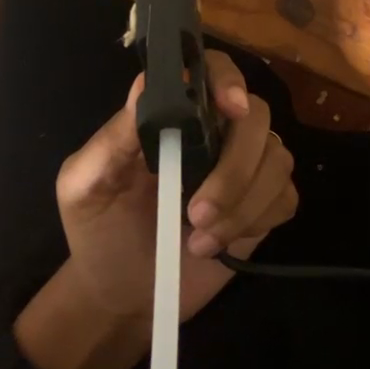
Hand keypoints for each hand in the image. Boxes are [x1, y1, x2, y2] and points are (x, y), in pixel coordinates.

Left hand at [55, 50, 297, 322]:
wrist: (118, 298)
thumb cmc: (97, 232)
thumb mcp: (84, 186)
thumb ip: (113, 138)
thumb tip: (145, 86)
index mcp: (174, 114)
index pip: (212, 70)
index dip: (228, 80)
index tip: (231, 108)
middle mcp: (216, 131)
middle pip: (256, 116)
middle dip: (235, 165)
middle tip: (195, 211)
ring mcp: (245, 168)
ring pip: (276, 158)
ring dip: (244, 202)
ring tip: (199, 239)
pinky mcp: (262, 207)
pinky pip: (285, 196)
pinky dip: (257, 220)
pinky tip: (219, 246)